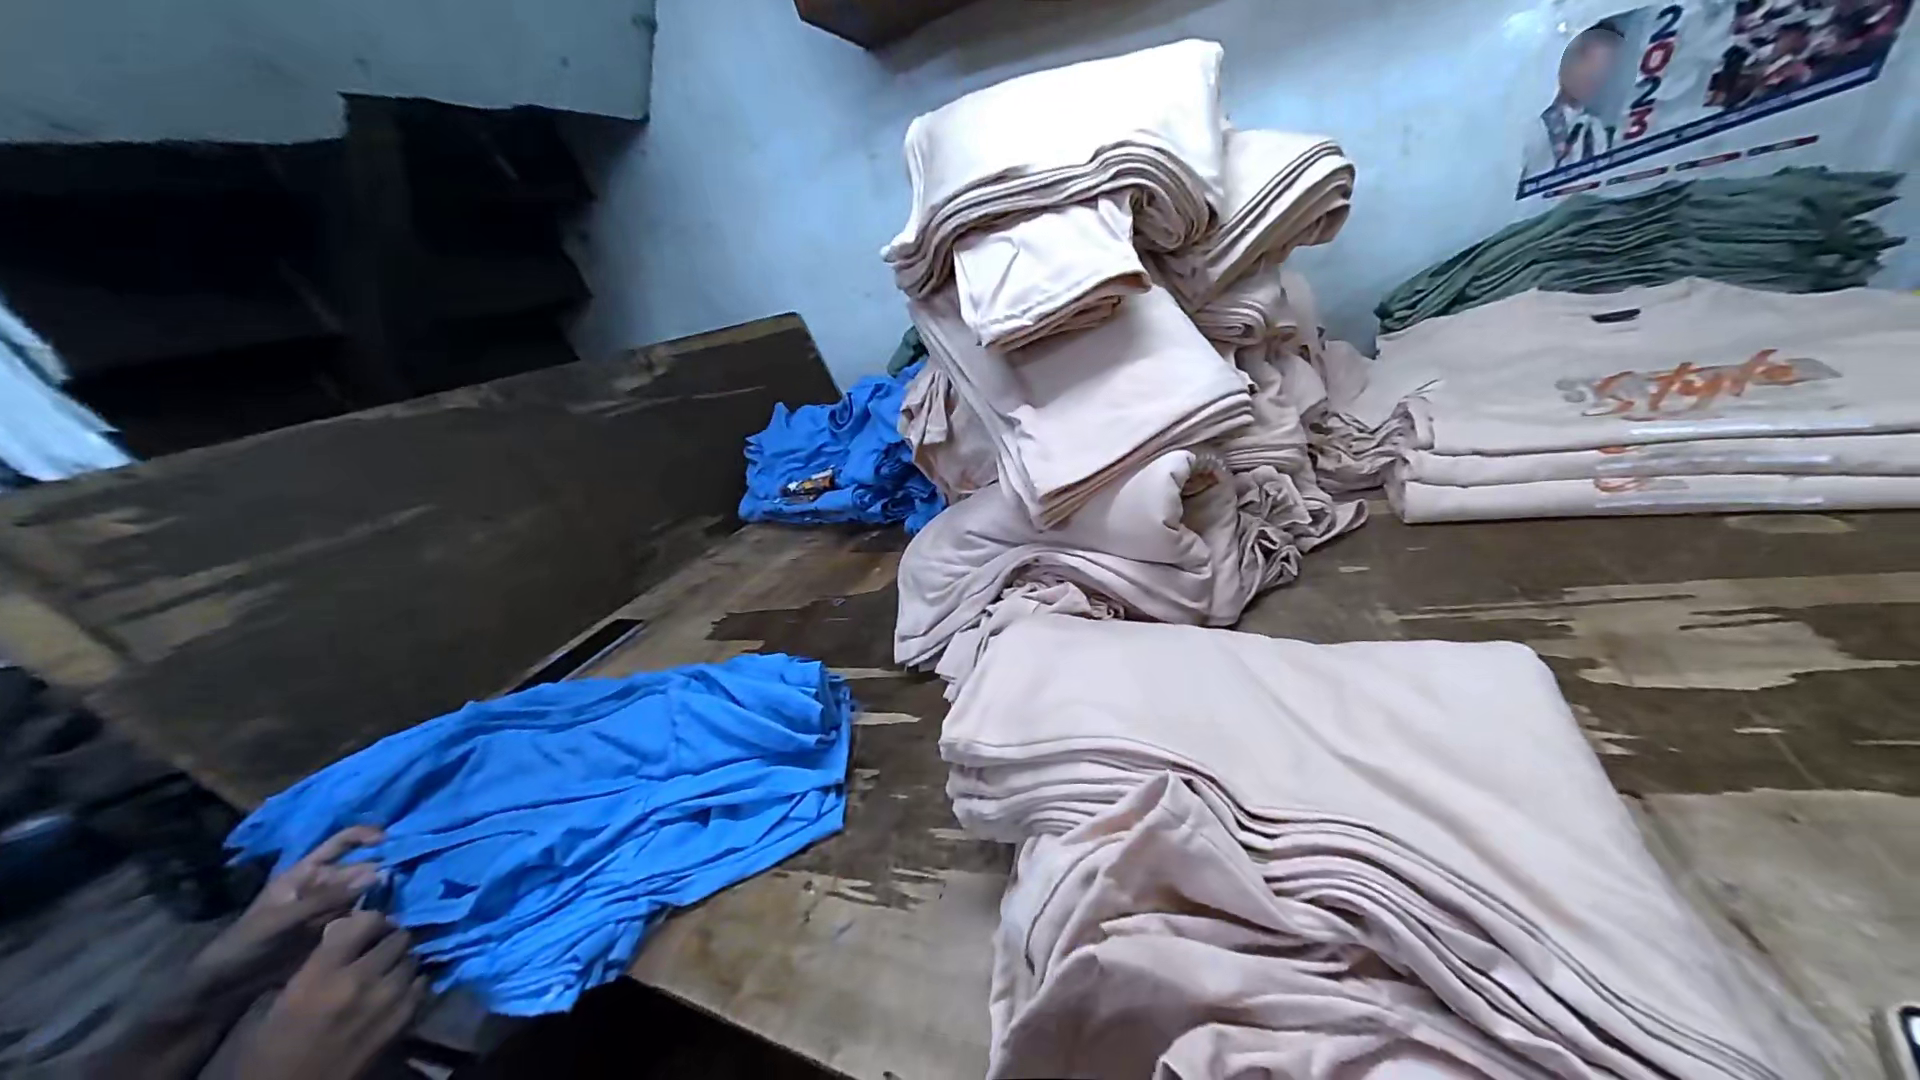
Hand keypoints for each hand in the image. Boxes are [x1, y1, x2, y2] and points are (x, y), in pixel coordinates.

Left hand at [189, 826, 384, 999]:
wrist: (224, 987)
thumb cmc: (244, 944)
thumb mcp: (282, 920)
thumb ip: (328, 898)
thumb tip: (379, 873)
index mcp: (307, 872)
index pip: (341, 842)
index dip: (366, 835)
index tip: (389, 840)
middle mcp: (324, 883)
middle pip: (363, 867)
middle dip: (384, 870)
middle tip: (404, 879)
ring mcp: (332, 905)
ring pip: (368, 890)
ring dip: (384, 893)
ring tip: (401, 899)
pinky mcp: (337, 926)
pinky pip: (364, 913)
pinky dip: (378, 913)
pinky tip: (389, 918)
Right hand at [231, 910, 428, 1079]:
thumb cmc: (259, 1061)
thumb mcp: (265, 1010)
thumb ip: (307, 966)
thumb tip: (339, 932)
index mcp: (319, 977)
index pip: (366, 921)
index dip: (367, 921)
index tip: (362, 929)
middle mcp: (360, 981)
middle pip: (398, 937)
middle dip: (387, 941)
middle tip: (376, 951)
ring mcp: (387, 999)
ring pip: (412, 959)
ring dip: (400, 963)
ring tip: (385, 974)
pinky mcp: (404, 1019)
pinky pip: (421, 984)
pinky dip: (411, 985)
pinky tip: (395, 993)